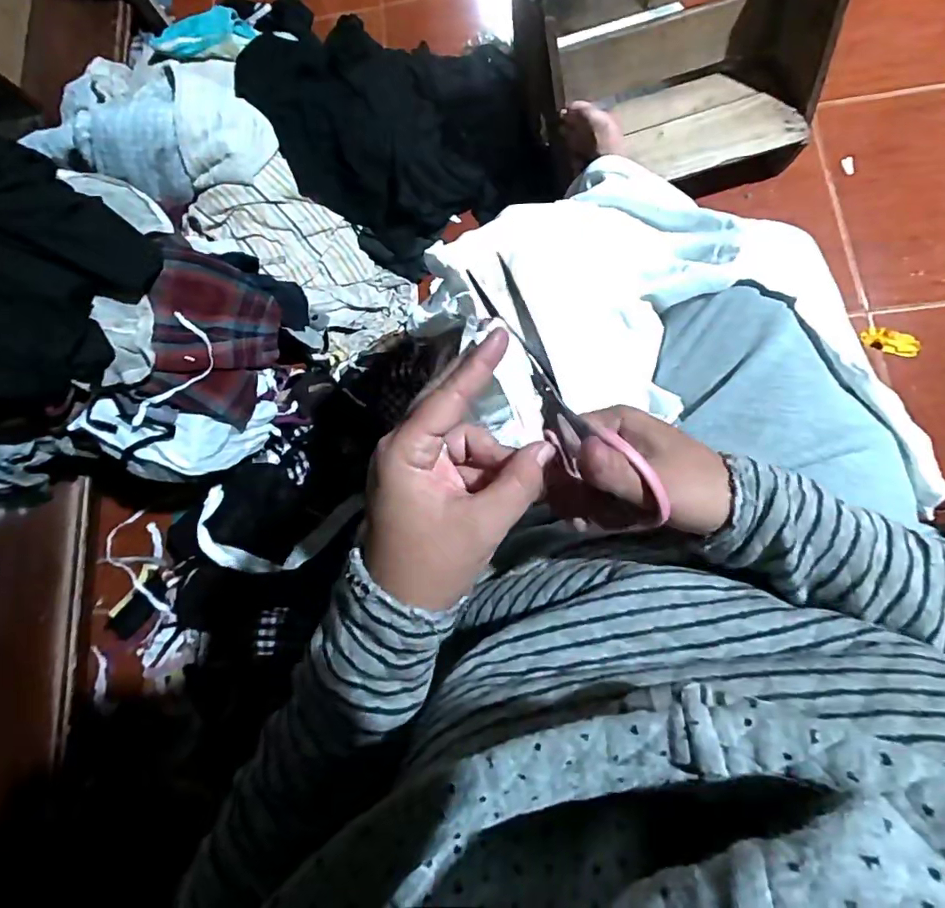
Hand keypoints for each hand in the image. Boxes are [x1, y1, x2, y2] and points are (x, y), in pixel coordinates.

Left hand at [363, 329, 554, 609]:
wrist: (397, 611)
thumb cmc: (431, 565)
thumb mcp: (482, 525)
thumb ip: (519, 482)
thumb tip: (547, 448)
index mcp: (407, 451)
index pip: (446, 398)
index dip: (476, 366)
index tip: (498, 333)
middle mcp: (406, 447)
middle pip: (459, 421)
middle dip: (494, 442)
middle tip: (523, 451)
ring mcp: (415, 463)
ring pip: (469, 445)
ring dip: (495, 465)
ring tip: (503, 501)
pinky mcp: (425, 479)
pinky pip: (465, 463)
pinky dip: (487, 475)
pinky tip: (497, 499)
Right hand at [547, 406, 730, 535]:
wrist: (728, 509)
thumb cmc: (694, 487)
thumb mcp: (654, 482)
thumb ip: (614, 471)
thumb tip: (578, 451)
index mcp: (617, 419)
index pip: (566, 434)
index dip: (564, 465)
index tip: (574, 494)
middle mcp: (611, 434)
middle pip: (570, 462)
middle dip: (579, 493)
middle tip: (599, 513)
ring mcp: (616, 457)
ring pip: (580, 483)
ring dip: (590, 506)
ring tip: (615, 519)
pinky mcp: (621, 478)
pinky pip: (595, 495)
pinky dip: (601, 512)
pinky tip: (616, 523)